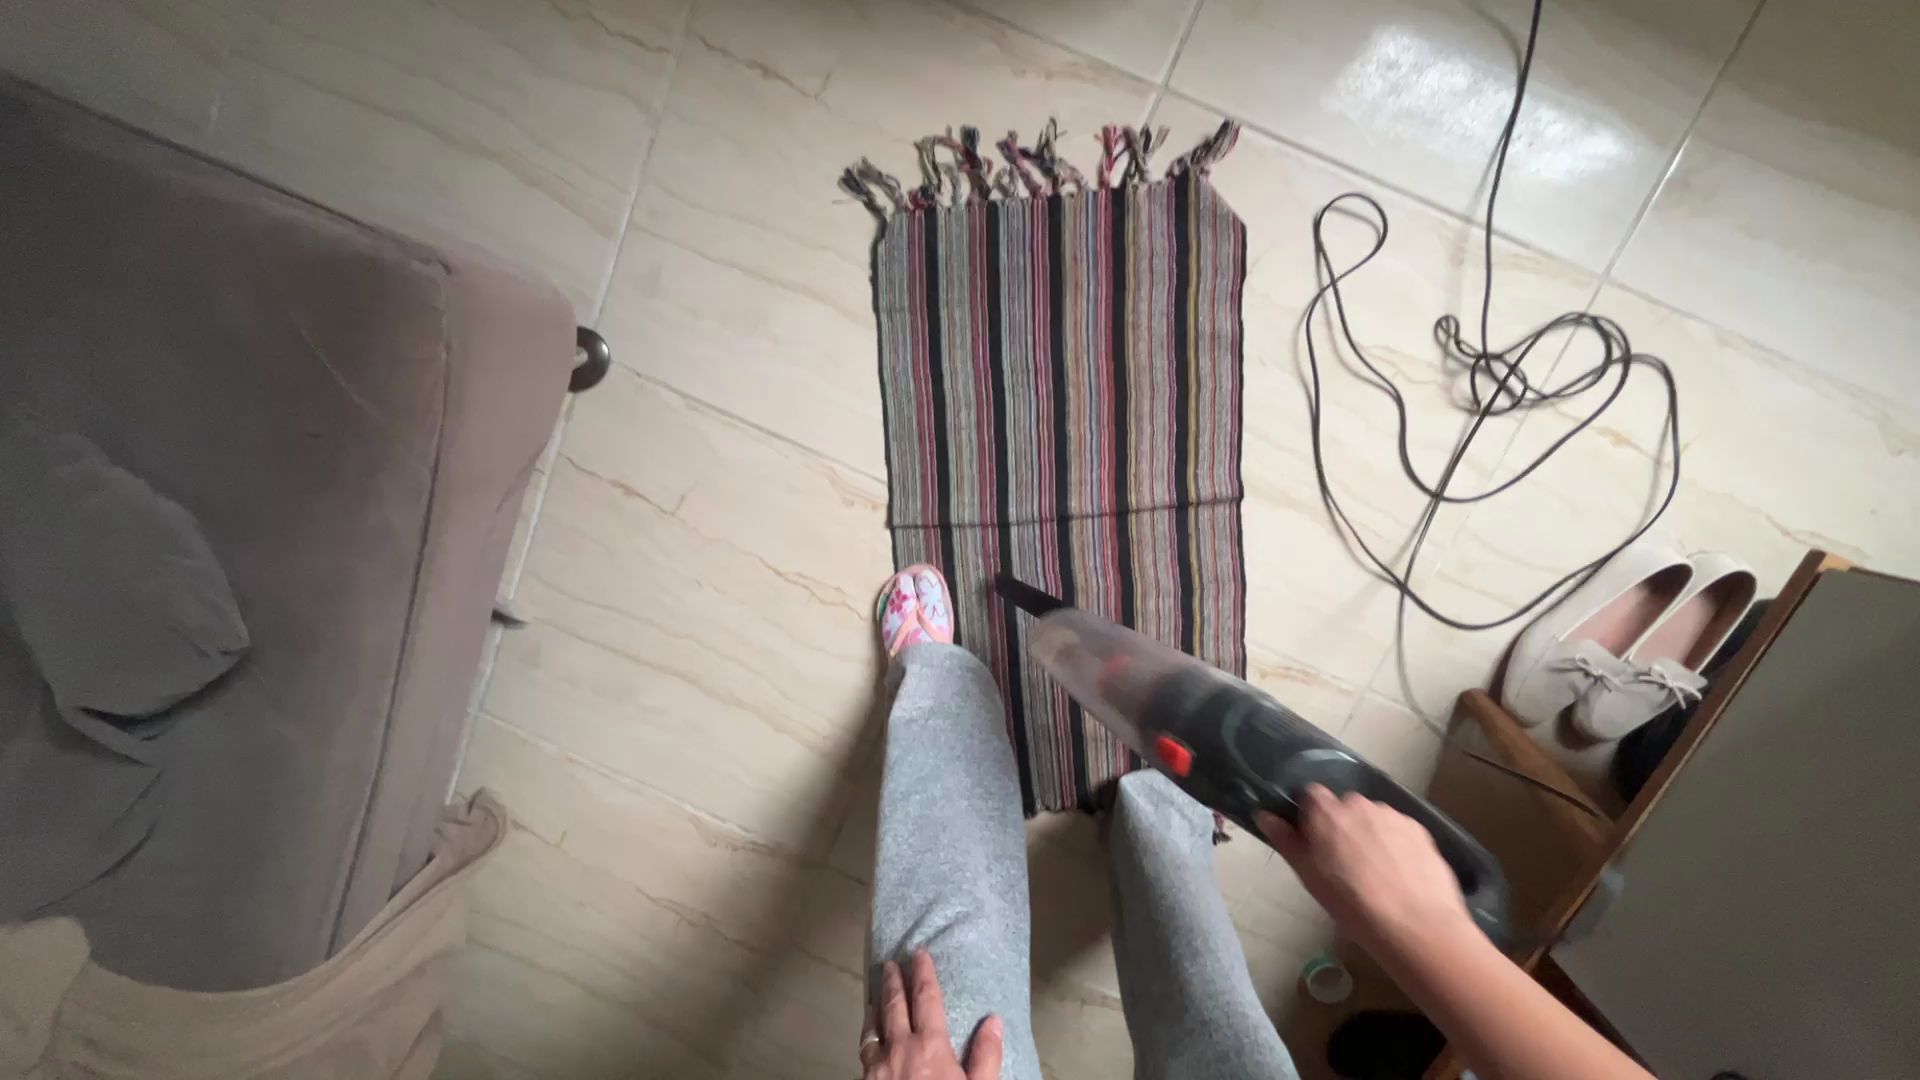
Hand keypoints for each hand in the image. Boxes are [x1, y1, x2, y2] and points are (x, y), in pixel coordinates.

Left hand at [860, 949, 1002, 1079]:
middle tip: (890, 963)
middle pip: (893, 1004)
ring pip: (872, 1026)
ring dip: (875, 1006)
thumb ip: (986, 1057)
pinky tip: (870, 1036)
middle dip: (892, 981)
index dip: (922, 972)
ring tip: (875, 994)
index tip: (919, 953)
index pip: (925, 996)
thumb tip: (994, 1020)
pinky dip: (868, 1034)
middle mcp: (899, 1048)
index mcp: (930, 1045)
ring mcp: (877, 1067)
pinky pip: (864, 1050)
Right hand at [1256, 785, 1475, 955]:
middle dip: (1342, 825)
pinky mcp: (1420, 830)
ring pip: (1373, 817)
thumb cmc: (1350, 903)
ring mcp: (1392, 815)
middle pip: (1344, 806)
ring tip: (1377, 870)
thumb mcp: (1307, 875)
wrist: (1415, 926)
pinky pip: (1399, 829)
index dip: (1311, 815)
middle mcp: (1358, 803)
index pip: (1310, 794)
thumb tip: (1264, 815)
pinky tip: (1400, 873)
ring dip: (1370, 833)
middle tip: (1345, 859)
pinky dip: (1396, 844)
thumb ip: (1285, 839)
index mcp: (1325, 810)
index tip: (1314, 839)